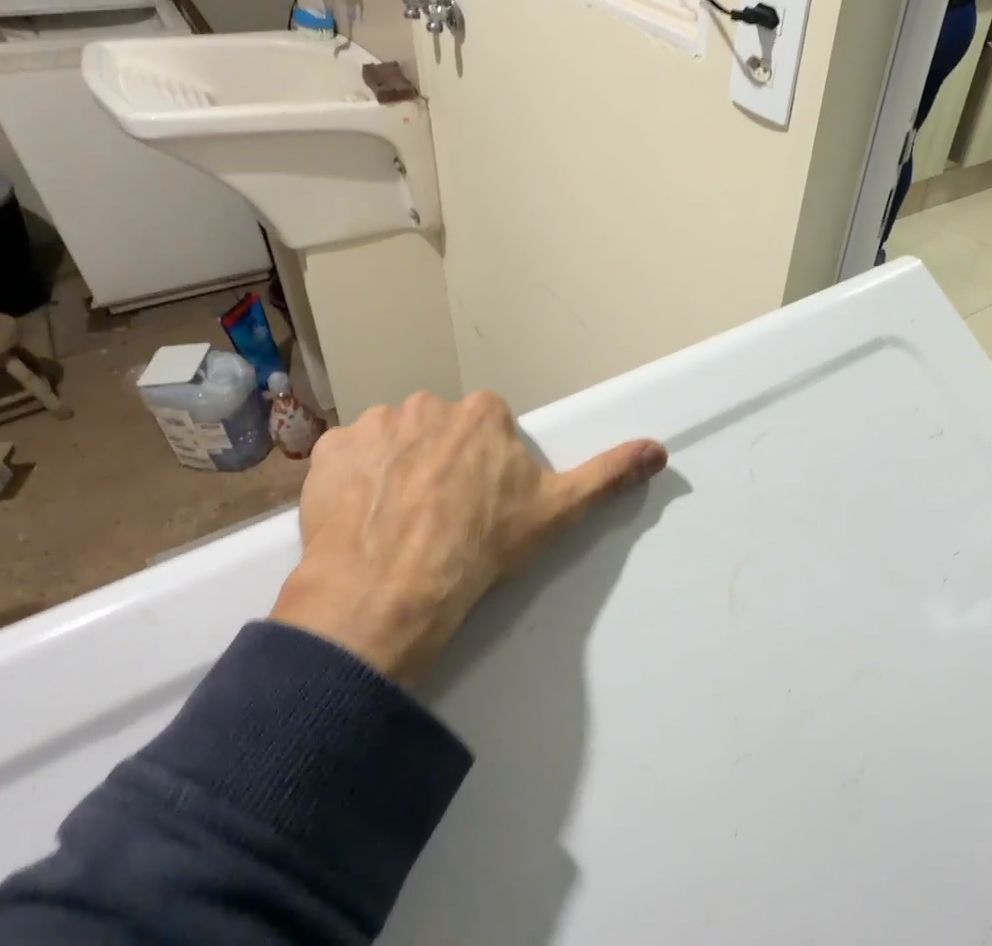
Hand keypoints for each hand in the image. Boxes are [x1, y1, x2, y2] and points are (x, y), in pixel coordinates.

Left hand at [271, 391, 667, 684]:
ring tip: (402, 522)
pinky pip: (350, 457)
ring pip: (394, 442)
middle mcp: (428, 406)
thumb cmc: (481, 547)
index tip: (484, 502)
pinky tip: (365, 518)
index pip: (488, 428)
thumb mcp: (557, 511)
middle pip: (440, 431)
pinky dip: (356, 481)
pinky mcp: (332, 451)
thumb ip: (608, 474)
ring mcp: (375, 425)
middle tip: (443, 516)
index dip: (487, 467)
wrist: (395, 585)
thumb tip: (659, 450)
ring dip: (397, 470)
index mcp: (483, 414)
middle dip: (442, 464)